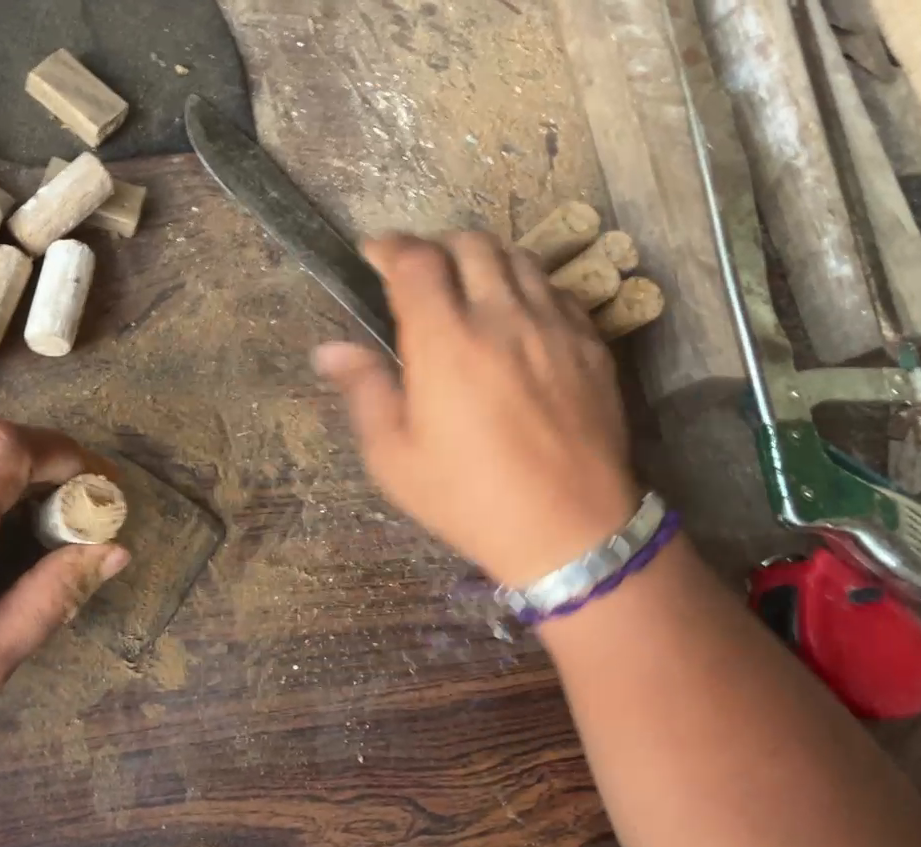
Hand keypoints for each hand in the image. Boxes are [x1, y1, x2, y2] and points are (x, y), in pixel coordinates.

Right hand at [314, 232, 640, 586]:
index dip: (390, 247)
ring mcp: (554, 326)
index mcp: (446, 343)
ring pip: (518, 259)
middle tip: (415, 273)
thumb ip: (364, 391)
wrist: (567, 526)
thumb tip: (330, 350)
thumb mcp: (392, 455)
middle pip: (471, 245)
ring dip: (481, 261)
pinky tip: (510, 317)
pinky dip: (522, 286)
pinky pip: (554, 290)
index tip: (372, 252)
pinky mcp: (590, 343)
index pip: (416, 263)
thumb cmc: (464, 496)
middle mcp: (502, 318)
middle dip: (435, 247)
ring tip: (462, 288)